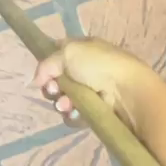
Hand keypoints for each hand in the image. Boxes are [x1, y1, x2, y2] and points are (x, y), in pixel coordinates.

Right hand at [33, 39, 165, 129]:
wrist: (127, 91)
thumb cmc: (99, 65)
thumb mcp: (68, 52)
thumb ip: (46, 64)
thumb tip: (38, 81)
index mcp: (82, 50)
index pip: (56, 56)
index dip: (47, 65)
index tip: (44, 74)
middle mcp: (85, 70)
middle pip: (56, 81)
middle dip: (52, 87)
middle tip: (56, 90)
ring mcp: (90, 91)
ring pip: (62, 99)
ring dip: (61, 102)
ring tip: (68, 104)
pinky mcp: (93, 110)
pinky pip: (72, 114)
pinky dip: (71, 114)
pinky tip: (75, 112)